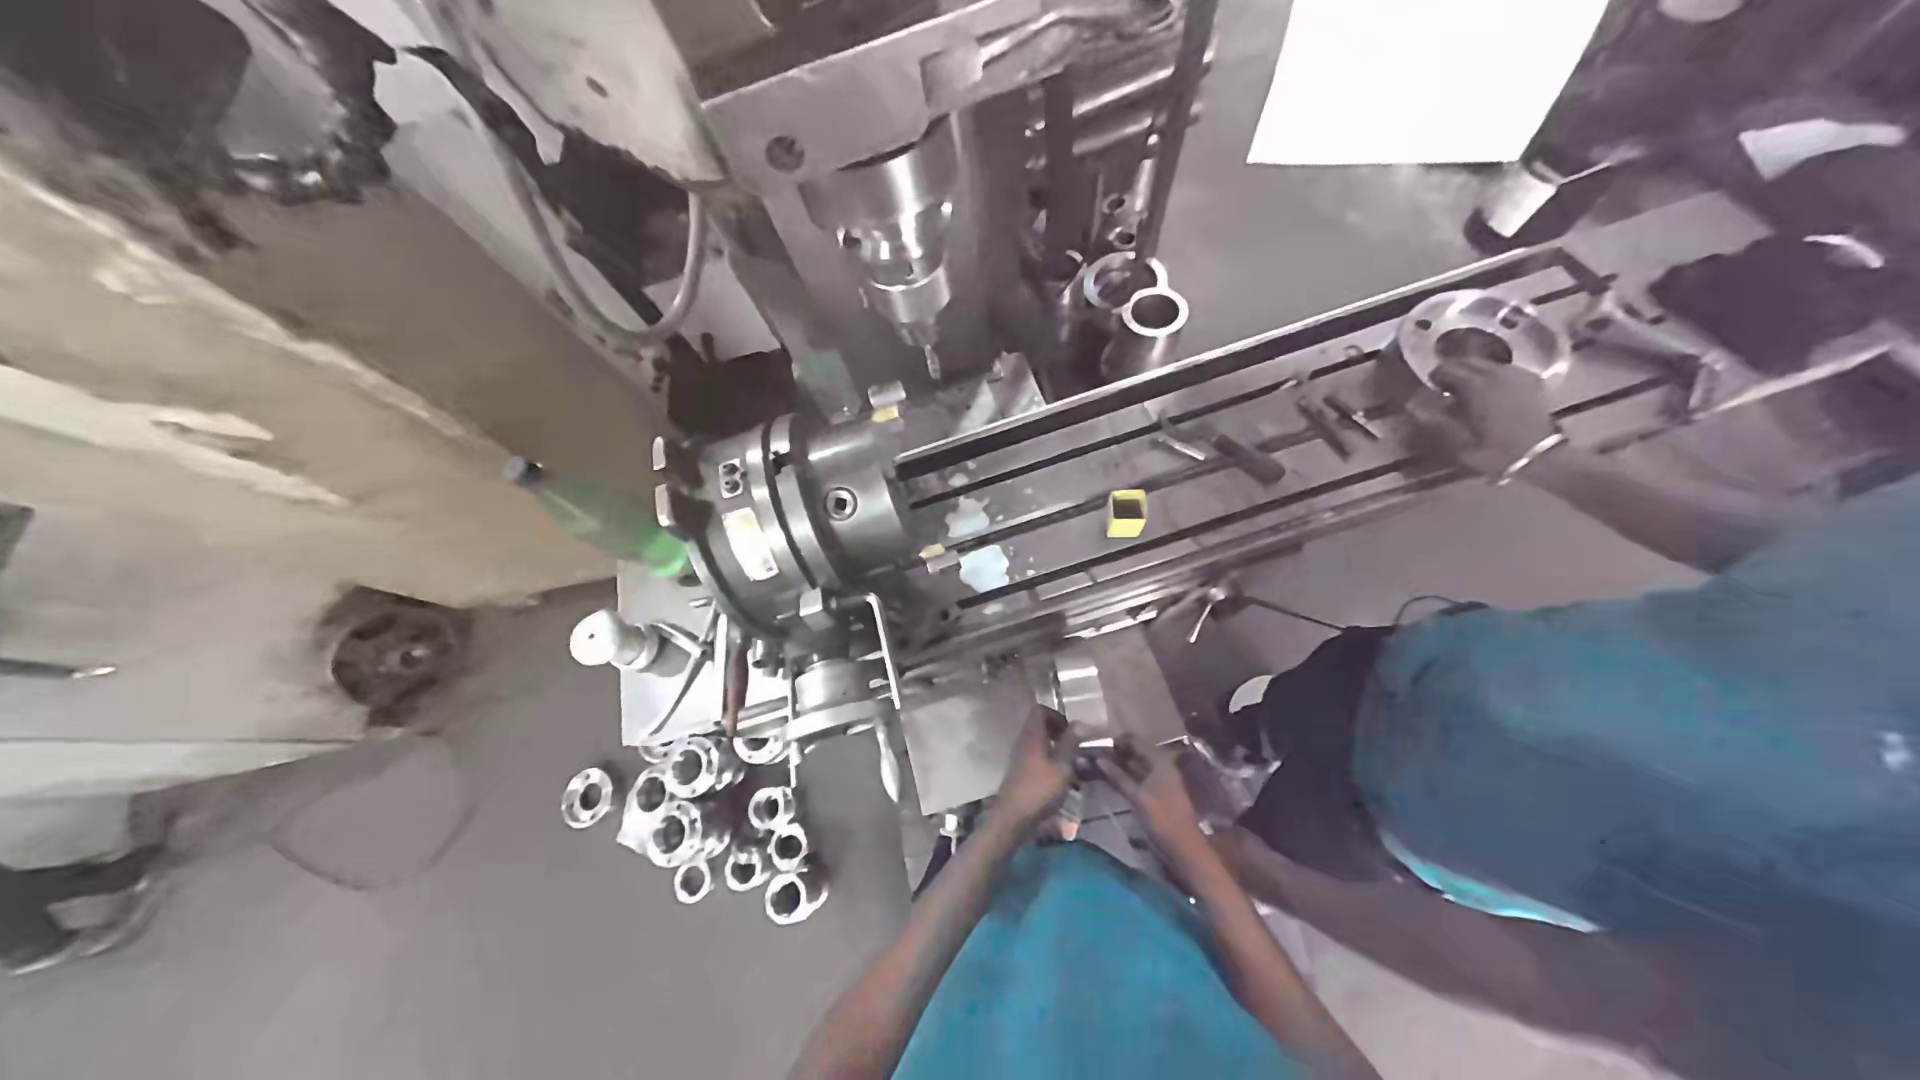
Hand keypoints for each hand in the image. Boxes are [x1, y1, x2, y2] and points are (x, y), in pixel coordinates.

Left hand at [994, 707, 1081, 825]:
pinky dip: (1048, 761)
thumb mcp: (1062, 766)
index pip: (1039, 710)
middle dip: (1058, 733)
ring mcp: (1019, 756)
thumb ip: (1070, 743)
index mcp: (1032, 735)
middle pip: (1039, 725)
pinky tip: (1060, 778)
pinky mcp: (1019, 771)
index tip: (1070, 731)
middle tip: (1074, 747)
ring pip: (1038, 742)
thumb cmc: (1041, 789)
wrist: (1013, 816)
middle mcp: (1023, 741)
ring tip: (1071, 764)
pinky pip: (1035, 756)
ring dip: (1055, 748)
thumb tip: (1080, 723)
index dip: (1056, 716)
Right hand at [1096, 736, 1207, 857]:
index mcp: (1159, 760)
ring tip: (1098, 766)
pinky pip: (1138, 775)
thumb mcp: (1137, 797)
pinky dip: (1125, 775)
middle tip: (1094, 756)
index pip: (1134, 740)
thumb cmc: (1161, 818)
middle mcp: (1160, 764)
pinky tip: (1111, 778)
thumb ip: (1117, 776)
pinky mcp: (1156, 790)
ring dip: (1119, 763)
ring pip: (1136, 763)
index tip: (1096, 745)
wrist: (1183, 846)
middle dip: (1116, 752)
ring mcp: (1159, 777)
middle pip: (1135, 750)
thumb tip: (1098, 759)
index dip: (1116, 741)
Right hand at [1407, 357, 1560, 477]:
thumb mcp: (1457, 442)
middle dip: (1453, 371)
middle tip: (1445, 390)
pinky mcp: (1532, 381)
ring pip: (1486, 363)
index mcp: (1477, 387)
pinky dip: (1491, 375)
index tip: (1430, 391)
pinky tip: (1489, 391)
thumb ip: (1434, 419)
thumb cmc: (1495, 452)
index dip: (1435, 378)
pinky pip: (1504, 369)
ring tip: (1466, 391)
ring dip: (1472, 373)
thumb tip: (1412, 403)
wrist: (1541, 457)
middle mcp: (1498, 374)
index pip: (1447, 369)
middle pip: (1468, 361)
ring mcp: (1518, 375)